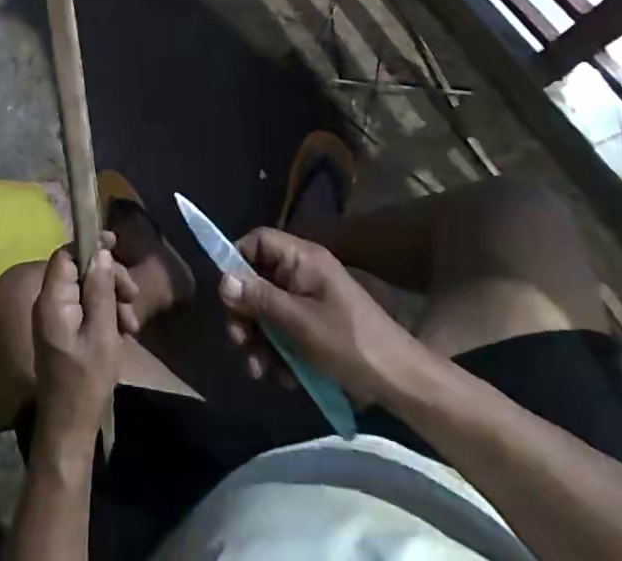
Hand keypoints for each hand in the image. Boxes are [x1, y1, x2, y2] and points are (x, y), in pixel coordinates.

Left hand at [31, 239, 139, 453]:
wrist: (70, 425)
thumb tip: (101, 253)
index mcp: (52, 301)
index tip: (117, 245)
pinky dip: (104, 313)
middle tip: (133, 297)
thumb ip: (100, 290)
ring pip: (85, 289)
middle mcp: (48, 304)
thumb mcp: (102, 333)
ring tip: (132, 323)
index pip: (65, 255)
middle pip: (78, 270)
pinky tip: (122, 330)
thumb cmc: (87, 380)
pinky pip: (83, 308)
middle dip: (108, 277)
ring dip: (111, 298)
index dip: (90, 246)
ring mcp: (54, 318)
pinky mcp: (62, 331)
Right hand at [219, 226, 425, 402]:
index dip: (236, 260)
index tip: (226, 295)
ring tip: (261, 371)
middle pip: (256, 280)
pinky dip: (277, 354)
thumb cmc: (349, 342)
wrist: (398, 381)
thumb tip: (222, 279)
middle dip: (244, 315)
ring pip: (266, 311)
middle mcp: (303, 273)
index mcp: (303, 259)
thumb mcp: (299, 321)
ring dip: (258, 341)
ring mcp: (309, 300)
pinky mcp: (313, 326)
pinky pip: (282, 331)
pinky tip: (283, 378)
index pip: (257, 241)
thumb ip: (259, 298)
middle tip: (240, 343)